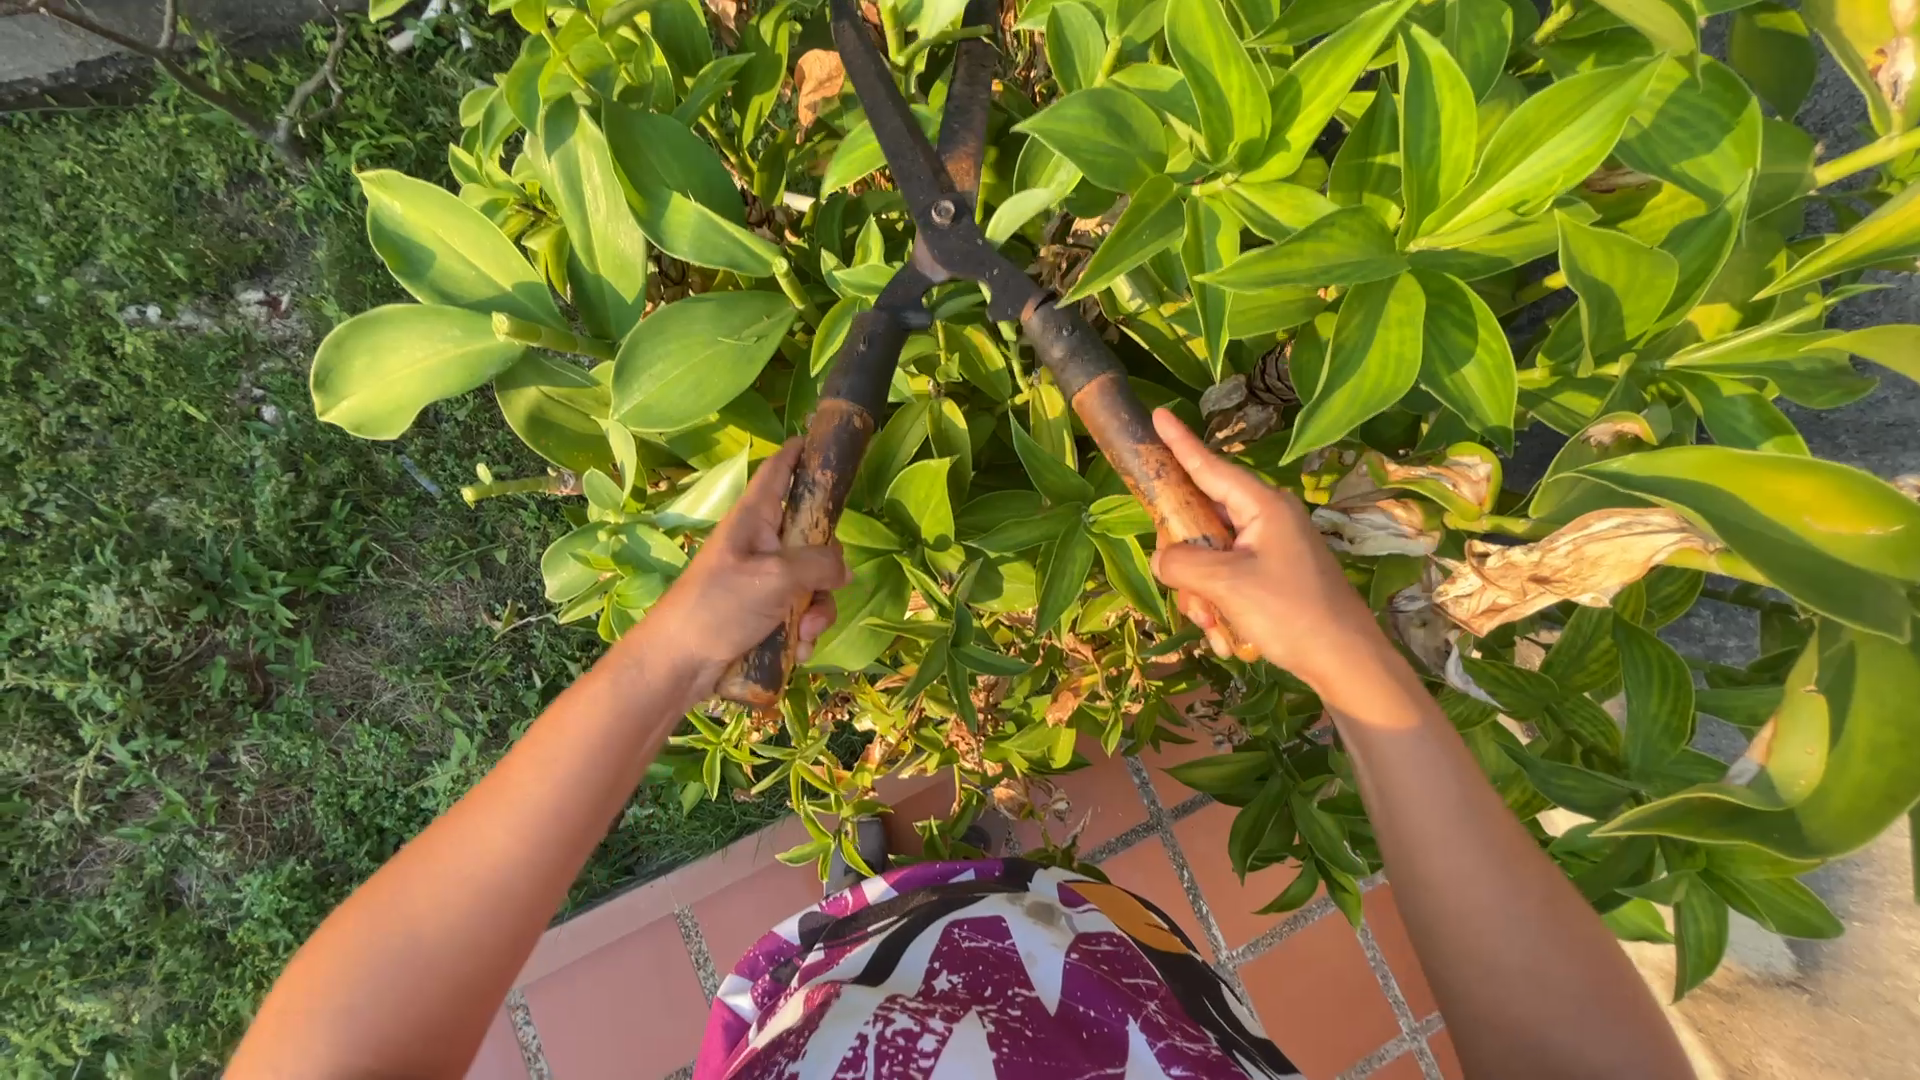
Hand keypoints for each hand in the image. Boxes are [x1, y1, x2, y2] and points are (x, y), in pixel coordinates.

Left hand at [637, 439, 850, 693]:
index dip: (799, 454)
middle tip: (824, 590)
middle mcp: (760, 543)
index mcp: (754, 518)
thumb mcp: (776, 577)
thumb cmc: (718, 605)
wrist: (679, 663)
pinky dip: (803, 632)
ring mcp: (762, 580)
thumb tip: (843, 569)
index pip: (778, 472)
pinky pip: (800, 613)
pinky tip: (795, 650)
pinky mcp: (763, 613)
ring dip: (816, 611)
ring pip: (812, 583)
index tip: (819, 441)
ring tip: (803, 633)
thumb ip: (818, 565)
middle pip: (812, 539)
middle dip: (827, 572)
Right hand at [1148, 409, 1389, 695]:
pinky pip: (1226, 579)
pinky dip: (1218, 605)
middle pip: (1201, 521)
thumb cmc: (1291, 613)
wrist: (1346, 663)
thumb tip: (1164, 558)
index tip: (1159, 414)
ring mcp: (1270, 549)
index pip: (1211, 467)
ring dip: (1200, 593)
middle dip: (1186, 562)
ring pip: (1209, 557)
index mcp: (1262, 507)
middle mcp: (1267, 520)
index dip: (1180, 442)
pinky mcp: (1273, 576)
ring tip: (1213, 625)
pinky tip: (1226, 636)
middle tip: (1188, 595)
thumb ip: (1181, 563)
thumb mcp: (1226, 585)